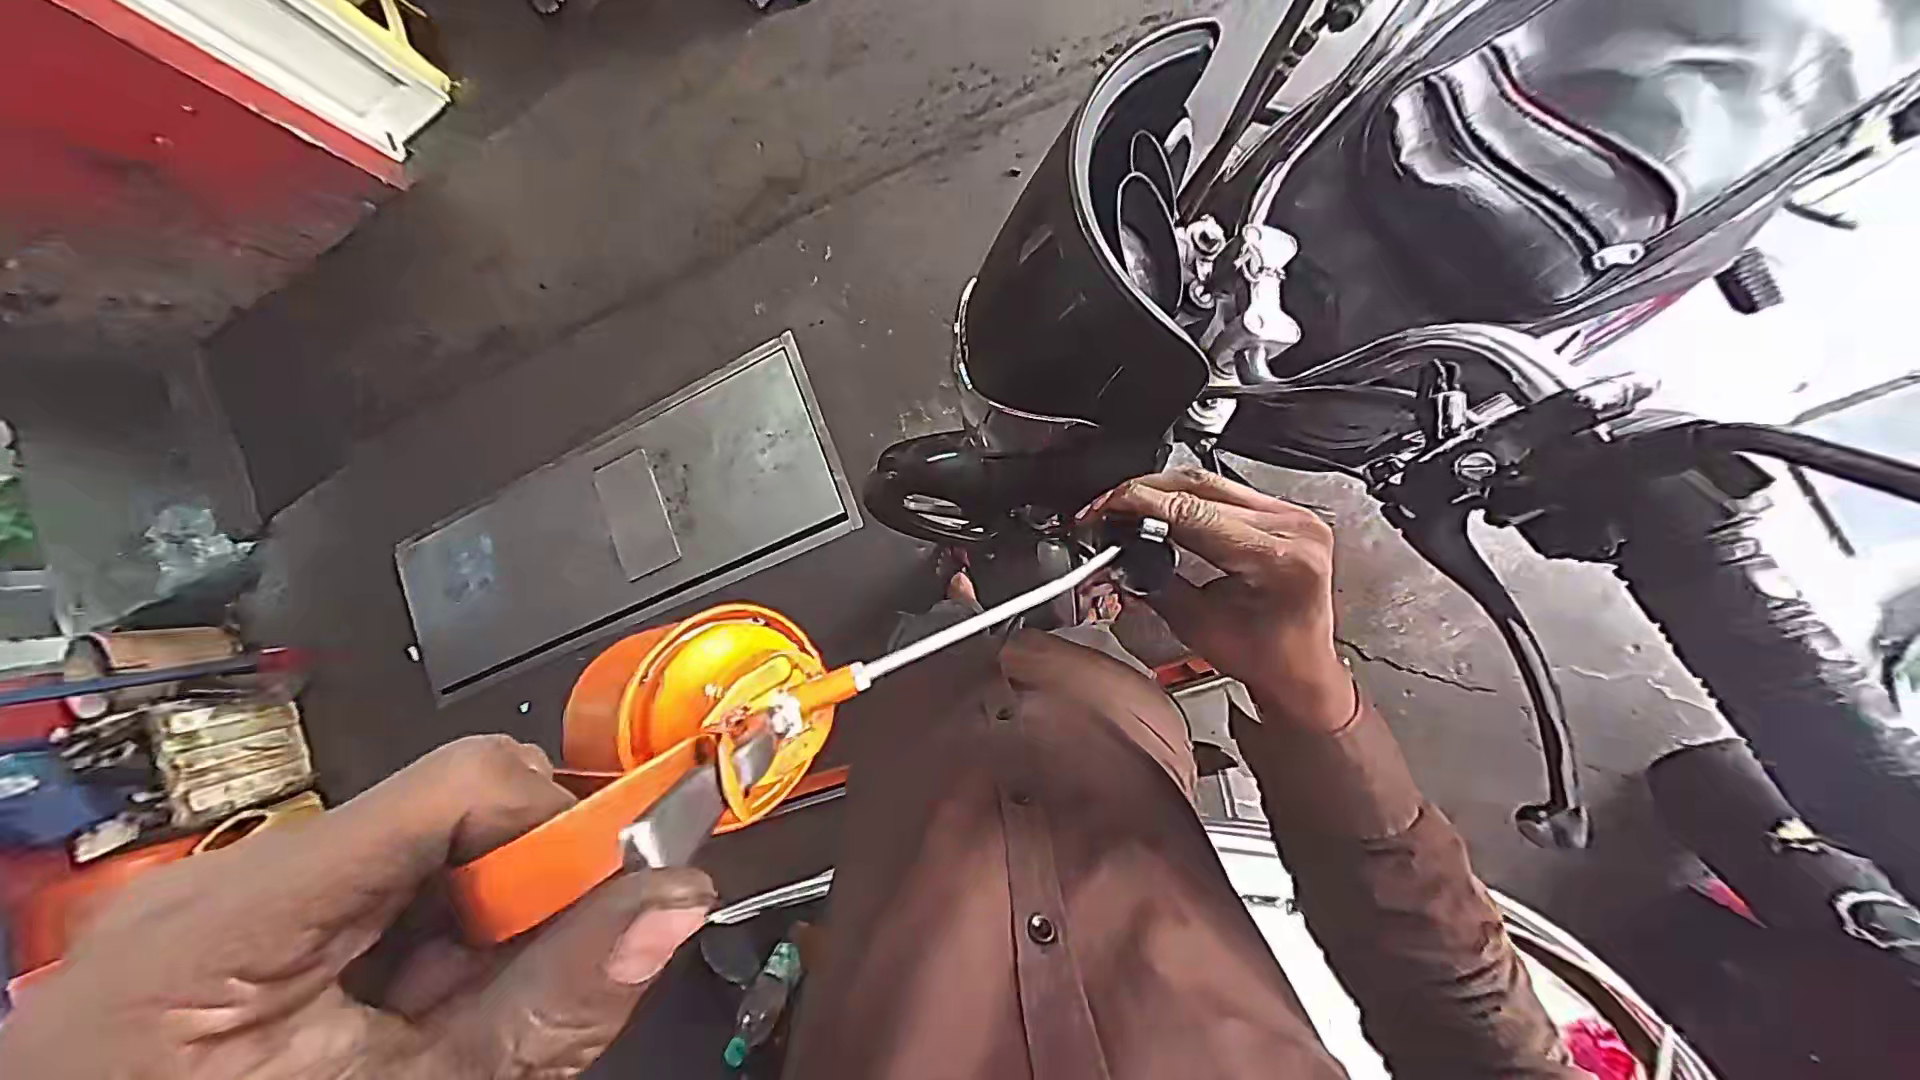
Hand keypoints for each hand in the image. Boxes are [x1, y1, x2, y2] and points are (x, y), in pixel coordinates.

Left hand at [0, 736, 715, 1079]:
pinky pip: (408, 864)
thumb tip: (680, 896)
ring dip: (502, 896)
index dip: (554, 822)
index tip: (604, 887)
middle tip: (545, 953)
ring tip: (479, 990)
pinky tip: (442, 985)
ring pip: (445, 828)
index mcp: (223, 930)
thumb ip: (561, 999)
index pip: (459, 784)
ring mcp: (238, 893)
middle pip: (455, 797)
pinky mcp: (262, 910)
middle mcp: (225, 883)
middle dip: (534, 867)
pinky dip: (459, 913)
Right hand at [1099, 468, 1355, 731]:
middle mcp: (1292, 527)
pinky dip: (1187, 496)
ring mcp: (1293, 515)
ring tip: (1128, 506)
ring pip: (1211, 481)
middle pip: (1200, 485)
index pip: (1192, 511)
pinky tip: (1163, 507)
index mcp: (1276, 556)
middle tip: (1107, 505)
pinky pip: (1226, 491)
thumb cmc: (1265, 659)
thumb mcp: (1196, 623)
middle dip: (1144, 492)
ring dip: (1162, 490)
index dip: (1140, 504)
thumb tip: (1121, 550)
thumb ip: (1156, 580)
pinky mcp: (1286, 514)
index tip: (1107, 507)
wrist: (1302, 671)